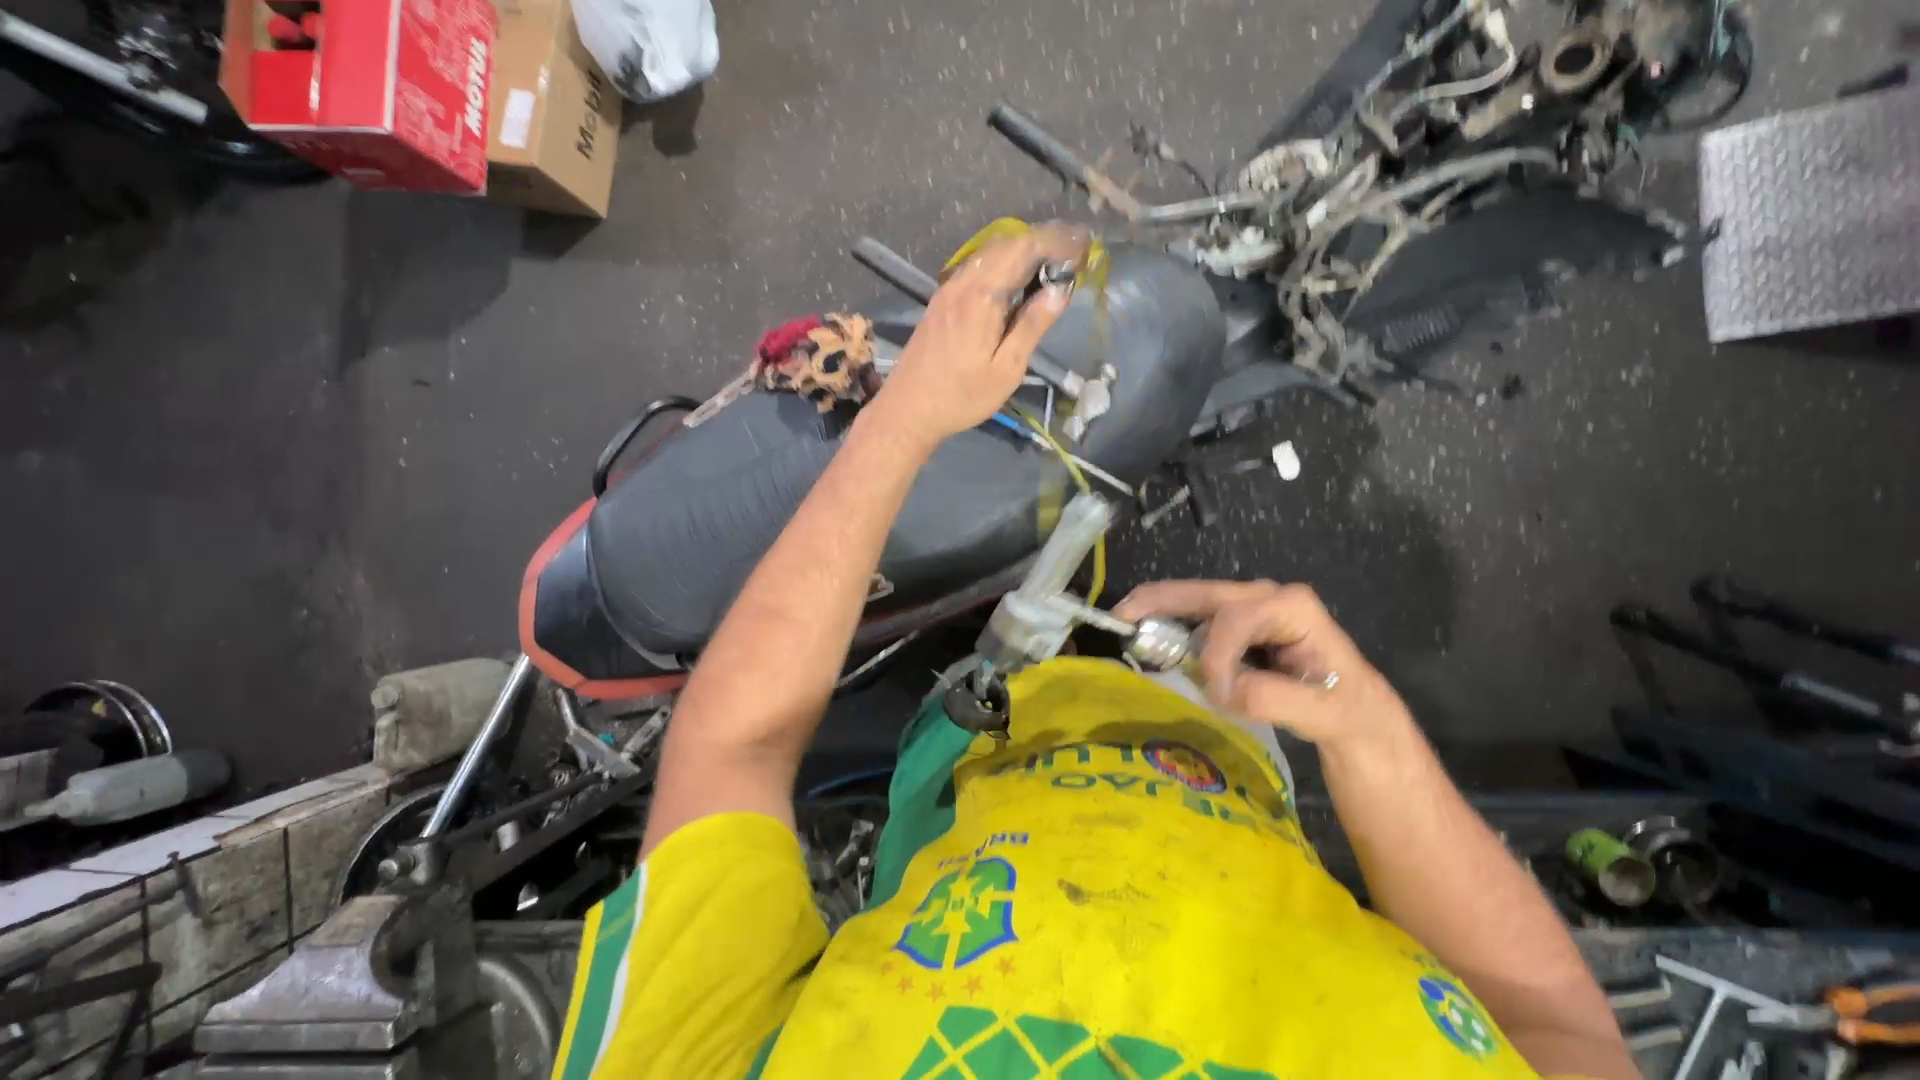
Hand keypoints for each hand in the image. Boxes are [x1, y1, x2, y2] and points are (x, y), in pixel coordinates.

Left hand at [867, 222, 1091, 443]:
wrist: (907, 410)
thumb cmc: (961, 397)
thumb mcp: (1006, 369)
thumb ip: (1033, 326)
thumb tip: (1060, 290)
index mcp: (982, 296)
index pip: (1025, 249)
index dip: (1058, 241)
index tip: (1084, 244)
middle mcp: (963, 283)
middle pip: (1008, 245)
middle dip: (1044, 241)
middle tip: (1075, 250)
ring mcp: (949, 290)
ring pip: (991, 254)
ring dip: (1024, 251)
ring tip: (1054, 262)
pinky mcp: (942, 301)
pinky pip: (978, 269)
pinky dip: (1004, 264)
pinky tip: (1017, 281)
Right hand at [1114, 580, 1414, 749]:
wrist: (1362, 720)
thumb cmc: (1352, 713)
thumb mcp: (1326, 713)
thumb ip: (1276, 698)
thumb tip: (1225, 688)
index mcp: (1292, 608)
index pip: (1235, 619)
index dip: (1216, 654)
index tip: (1217, 694)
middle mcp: (1269, 599)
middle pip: (1207, 595)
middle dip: (1163, 600)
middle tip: (1122, 614)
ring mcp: (1254, 613)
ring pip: (1199, 606)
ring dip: (1165, 615)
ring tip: (1132, 628)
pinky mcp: (1244, 631)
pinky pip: (1202, 625)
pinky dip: (1175, 630)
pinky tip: (1155, 640)